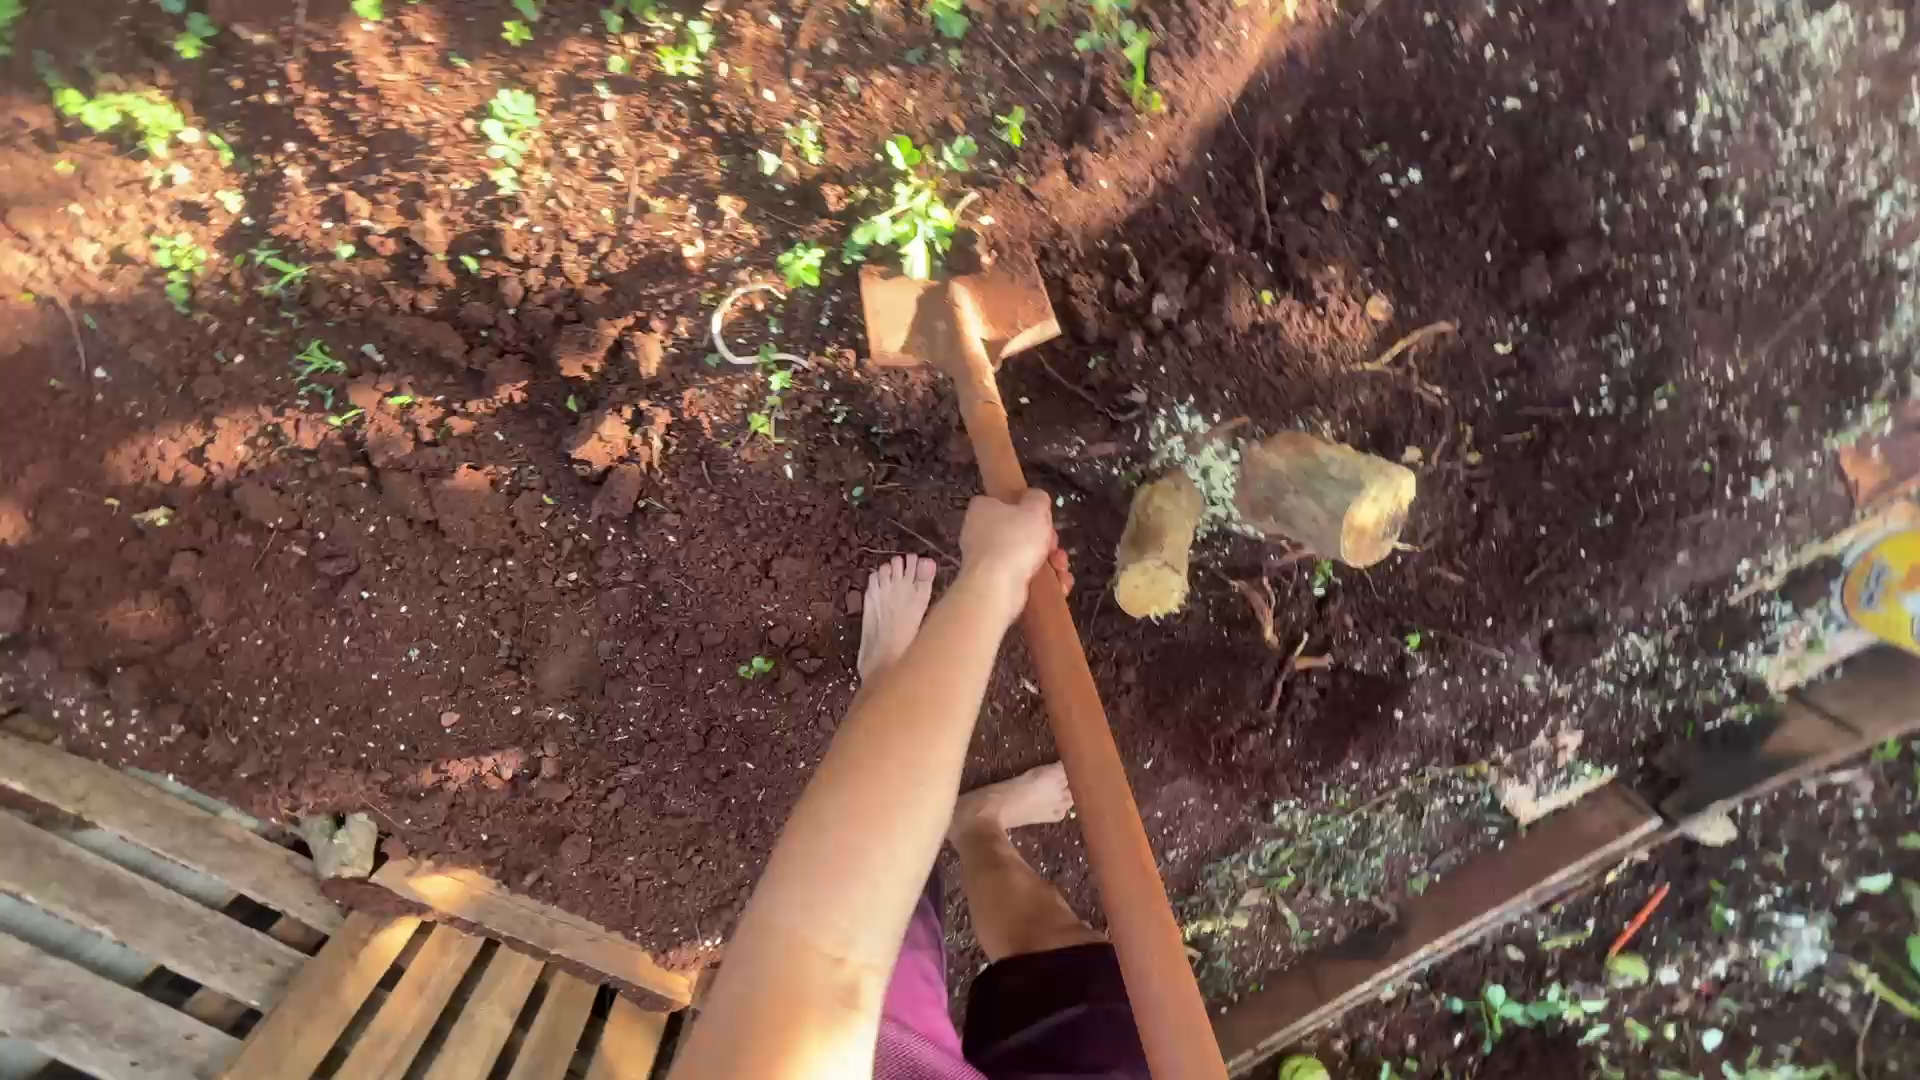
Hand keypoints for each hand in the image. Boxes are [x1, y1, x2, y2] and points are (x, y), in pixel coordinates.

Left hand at [957, 489, 1056, 621]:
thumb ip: (1037, 498)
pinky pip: (1023, 578)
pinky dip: (1042, 581)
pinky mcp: (995, 584)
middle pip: (1018, 532)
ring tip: (1059, 566)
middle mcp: (979, 534)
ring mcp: (986, 562)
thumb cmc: (1014, 541)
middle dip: (1044, 539)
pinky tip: (1059, 583)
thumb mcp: (1034, 509)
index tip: (1041, 517)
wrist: (996, 587)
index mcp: (981, 510)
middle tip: (1053, 544)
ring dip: (1048, 561)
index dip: (1025, 509)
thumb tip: (1035, 497)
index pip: (1002, 502)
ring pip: (1024, 557)